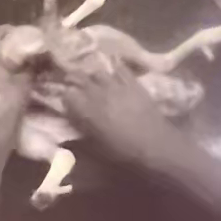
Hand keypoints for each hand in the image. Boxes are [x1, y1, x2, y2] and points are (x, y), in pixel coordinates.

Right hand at [59, 68, 189, 169]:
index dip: (65, 96)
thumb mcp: (96, 145)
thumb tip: (71, 121)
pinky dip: (115, 68)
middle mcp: (99, 94)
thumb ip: (82, 129)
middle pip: (80, 78)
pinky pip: (121, 69)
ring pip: (98, 72)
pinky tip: (113, 70)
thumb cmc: (124, 151)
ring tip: (92, 79)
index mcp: (88, 110)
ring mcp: (117, 86)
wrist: (156, 145)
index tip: (65, 99)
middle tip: (71, 82)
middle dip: (73, 79)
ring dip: (93, 75)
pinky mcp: (134, 83)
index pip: (67, 94)